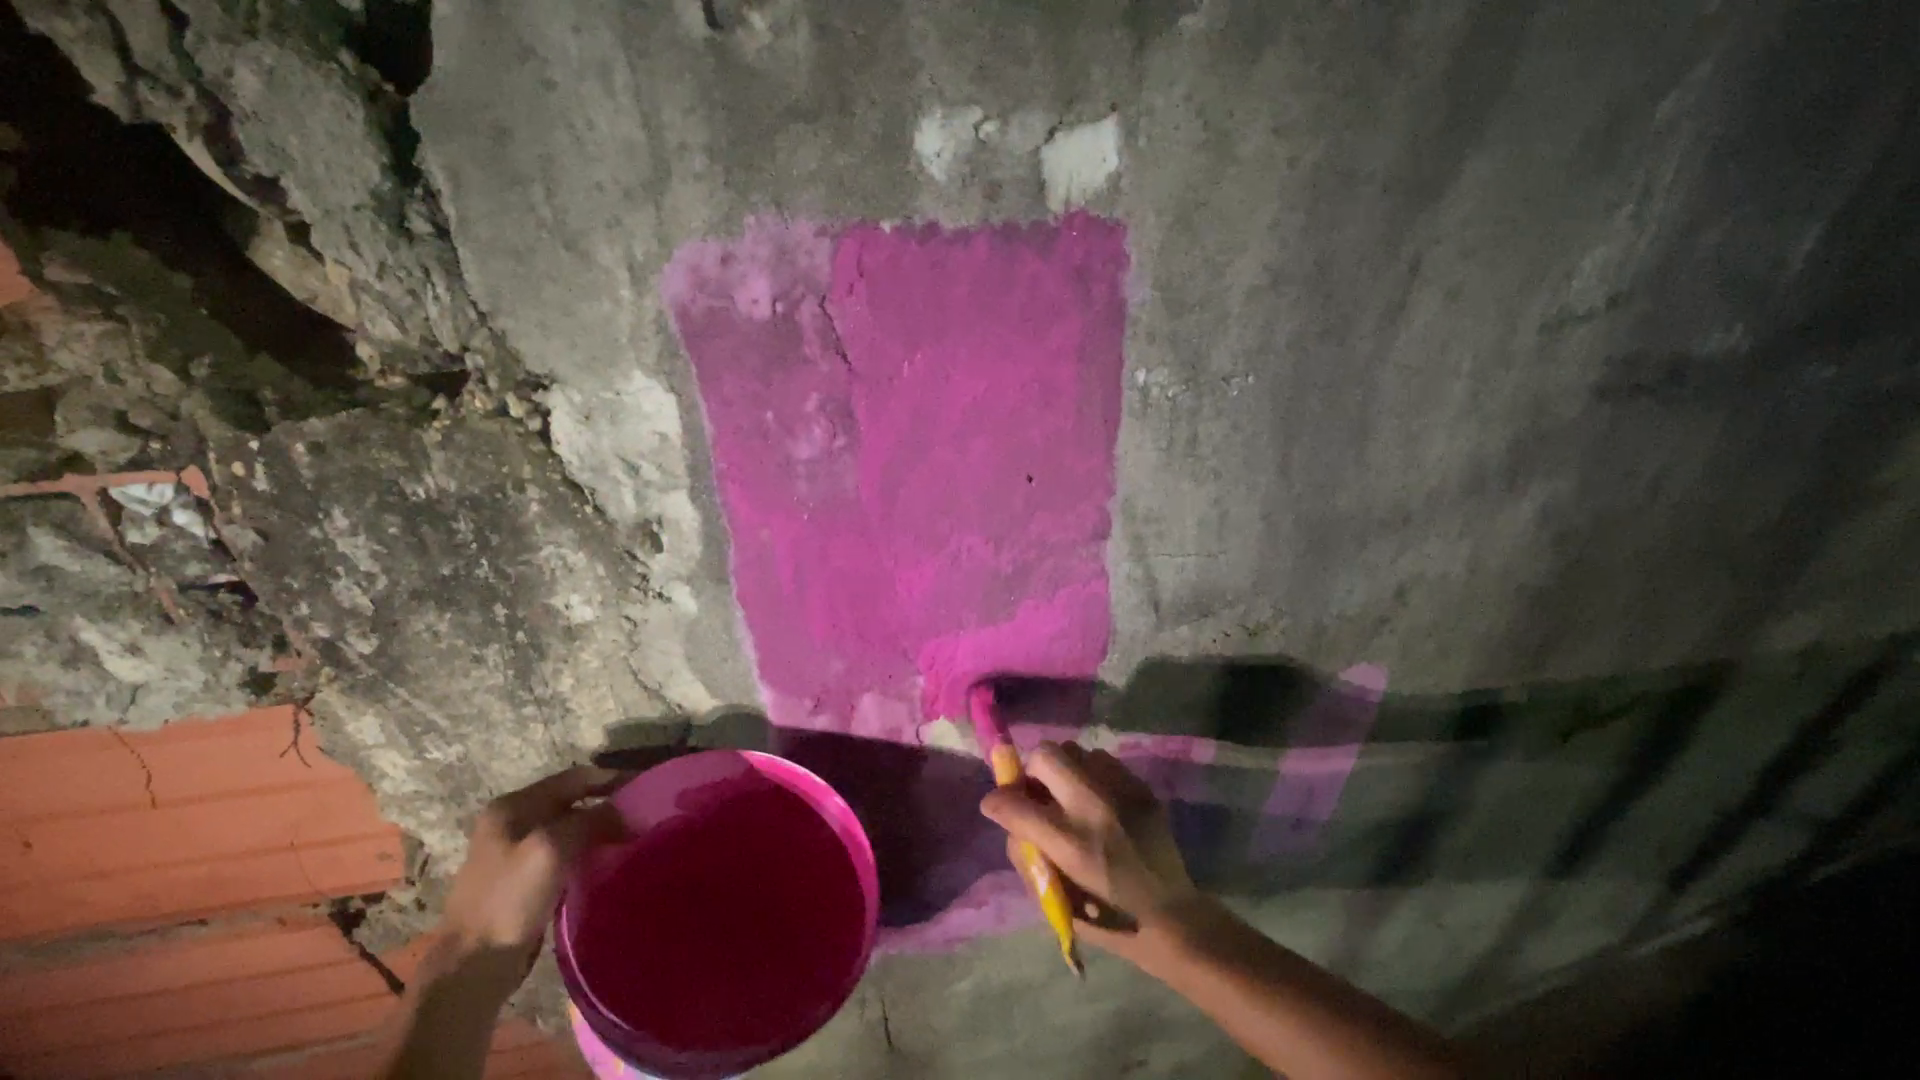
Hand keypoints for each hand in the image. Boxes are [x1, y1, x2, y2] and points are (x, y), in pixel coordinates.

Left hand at [439, 766, 628, 960]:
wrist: (472, 965)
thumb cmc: (509, 899)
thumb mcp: (552, 848)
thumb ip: (591, 820)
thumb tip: (626, 812)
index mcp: (513, 806)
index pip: (575, 778)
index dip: (613, 779)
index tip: (649, 788)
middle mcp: (514, 822)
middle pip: (574, 802)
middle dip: (610, 806)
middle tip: (647, 817)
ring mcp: (518, 853)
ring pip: (572, 830)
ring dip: (603, 832)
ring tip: (636, 840)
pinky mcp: (527, 881)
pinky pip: (568, 855)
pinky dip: (591, 854)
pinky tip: (611, 864)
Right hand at [979, 742, 1203, 963]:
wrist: (1170, 914)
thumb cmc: (1105, 917)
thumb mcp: (1052, 899)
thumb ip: (1025, 856)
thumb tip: (1008, 818)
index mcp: (1070, 845)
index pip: (1013, 804)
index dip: (996, 802)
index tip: (996, 806)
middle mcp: (1094, 809)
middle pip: (1045, 756)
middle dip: (1030, 772)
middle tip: (1036, 795)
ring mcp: (1122, 792)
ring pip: (1074, 751)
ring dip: (1062, 770)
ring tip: (1069, 796)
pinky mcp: (1141, 788)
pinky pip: (1103, 760)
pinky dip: (1090, 774)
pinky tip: (1097, 799)